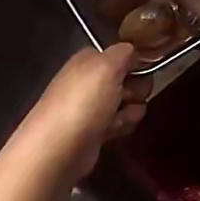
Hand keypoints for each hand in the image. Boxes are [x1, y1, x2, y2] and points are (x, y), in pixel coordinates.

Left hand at [5, 44, 149, 183]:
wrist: (58, 149)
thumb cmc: (83, 101)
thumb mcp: (107, 66)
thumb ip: (124, 52)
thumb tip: (132, 50)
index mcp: (88, 60)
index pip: (121, 54)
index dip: (135, 62)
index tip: (141, 71)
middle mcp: (89, 80)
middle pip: (129, 78)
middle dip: (136, 88)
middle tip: (127, 96)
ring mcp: (91, 106)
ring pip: (129, 101)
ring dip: (131, 109)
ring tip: (119, 118)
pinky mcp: (95, 130)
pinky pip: (120, 122)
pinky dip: (122, 126)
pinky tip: (114, 132)